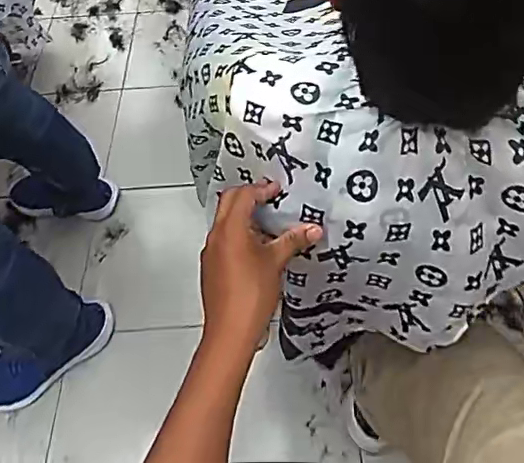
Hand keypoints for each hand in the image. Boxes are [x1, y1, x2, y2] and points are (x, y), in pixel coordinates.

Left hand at [199, 180, 320, 349]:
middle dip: (249, 195)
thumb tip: (311, 230)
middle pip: (229, 202)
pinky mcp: (211, 268)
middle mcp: (216, 238)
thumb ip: (294, 240)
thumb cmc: (249, 298)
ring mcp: (211, 254)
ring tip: (267, 222)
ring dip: (243, 215)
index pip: (243, 195)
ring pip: (224, 221)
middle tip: (269, 197)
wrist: (230, 335)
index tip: (276, 190)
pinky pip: (223, 240)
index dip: (262, 189)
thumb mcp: (276, 262)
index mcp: (230, 230)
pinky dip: (238, 233)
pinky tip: (257, 247)